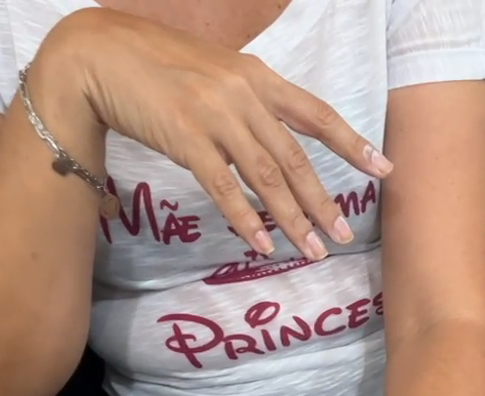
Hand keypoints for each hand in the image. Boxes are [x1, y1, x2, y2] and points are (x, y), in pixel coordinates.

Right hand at [39, 8, 391, 258]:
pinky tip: (263, 244)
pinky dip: (245, 218)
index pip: (317, 114)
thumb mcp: (218, 77)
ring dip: (293, 219)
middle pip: (295, 158)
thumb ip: (252, 108)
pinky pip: (224, 187)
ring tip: (312, 251)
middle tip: (345, 236)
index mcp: (258, 78)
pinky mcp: (186, 137)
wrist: (101, 55)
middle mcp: (244, 95)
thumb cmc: (161, 68)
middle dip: (323, 201)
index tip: (383, 169)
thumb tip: (279, 150)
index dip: (352, 143)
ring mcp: (215, 115)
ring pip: (266, 177)